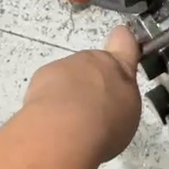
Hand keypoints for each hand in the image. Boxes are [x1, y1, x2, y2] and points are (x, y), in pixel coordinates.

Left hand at [21, 26, 142, 162]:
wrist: (65, 129)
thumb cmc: (106, 122)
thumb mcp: (128, 112)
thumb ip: (121, 96)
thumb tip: (112, 97)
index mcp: (118, 66)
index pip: (124, 40)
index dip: (123, 39)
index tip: (122, 40)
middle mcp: (91, 59)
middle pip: (92, 64)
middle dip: (90, 82)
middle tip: (91, 110)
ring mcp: (64, 65)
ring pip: (68, 76)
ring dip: (67, 93)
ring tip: (69, 121)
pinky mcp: (40, 76)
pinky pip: (47, 87)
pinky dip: (49, 100)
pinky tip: (51, 120)